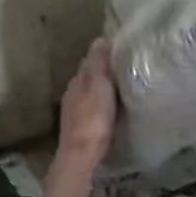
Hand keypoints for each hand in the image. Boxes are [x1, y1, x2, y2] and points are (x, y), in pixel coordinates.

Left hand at [55, 39, 116, 173]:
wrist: (82, 156)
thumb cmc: (94, 118)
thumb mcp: (99, 85)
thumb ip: (98, 63)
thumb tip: (100, 39)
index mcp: (76, 82)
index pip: (88, 64)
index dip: (103, 58)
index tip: (120, 56)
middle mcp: (71, 96)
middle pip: (88, 81)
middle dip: (102, 76)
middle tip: (124, 74)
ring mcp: (73, 115)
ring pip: (89, 97)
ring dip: (101, 94)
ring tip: (120, 92)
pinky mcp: (78, 131)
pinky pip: (91, 113)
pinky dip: (100, 109)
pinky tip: (110, 113)